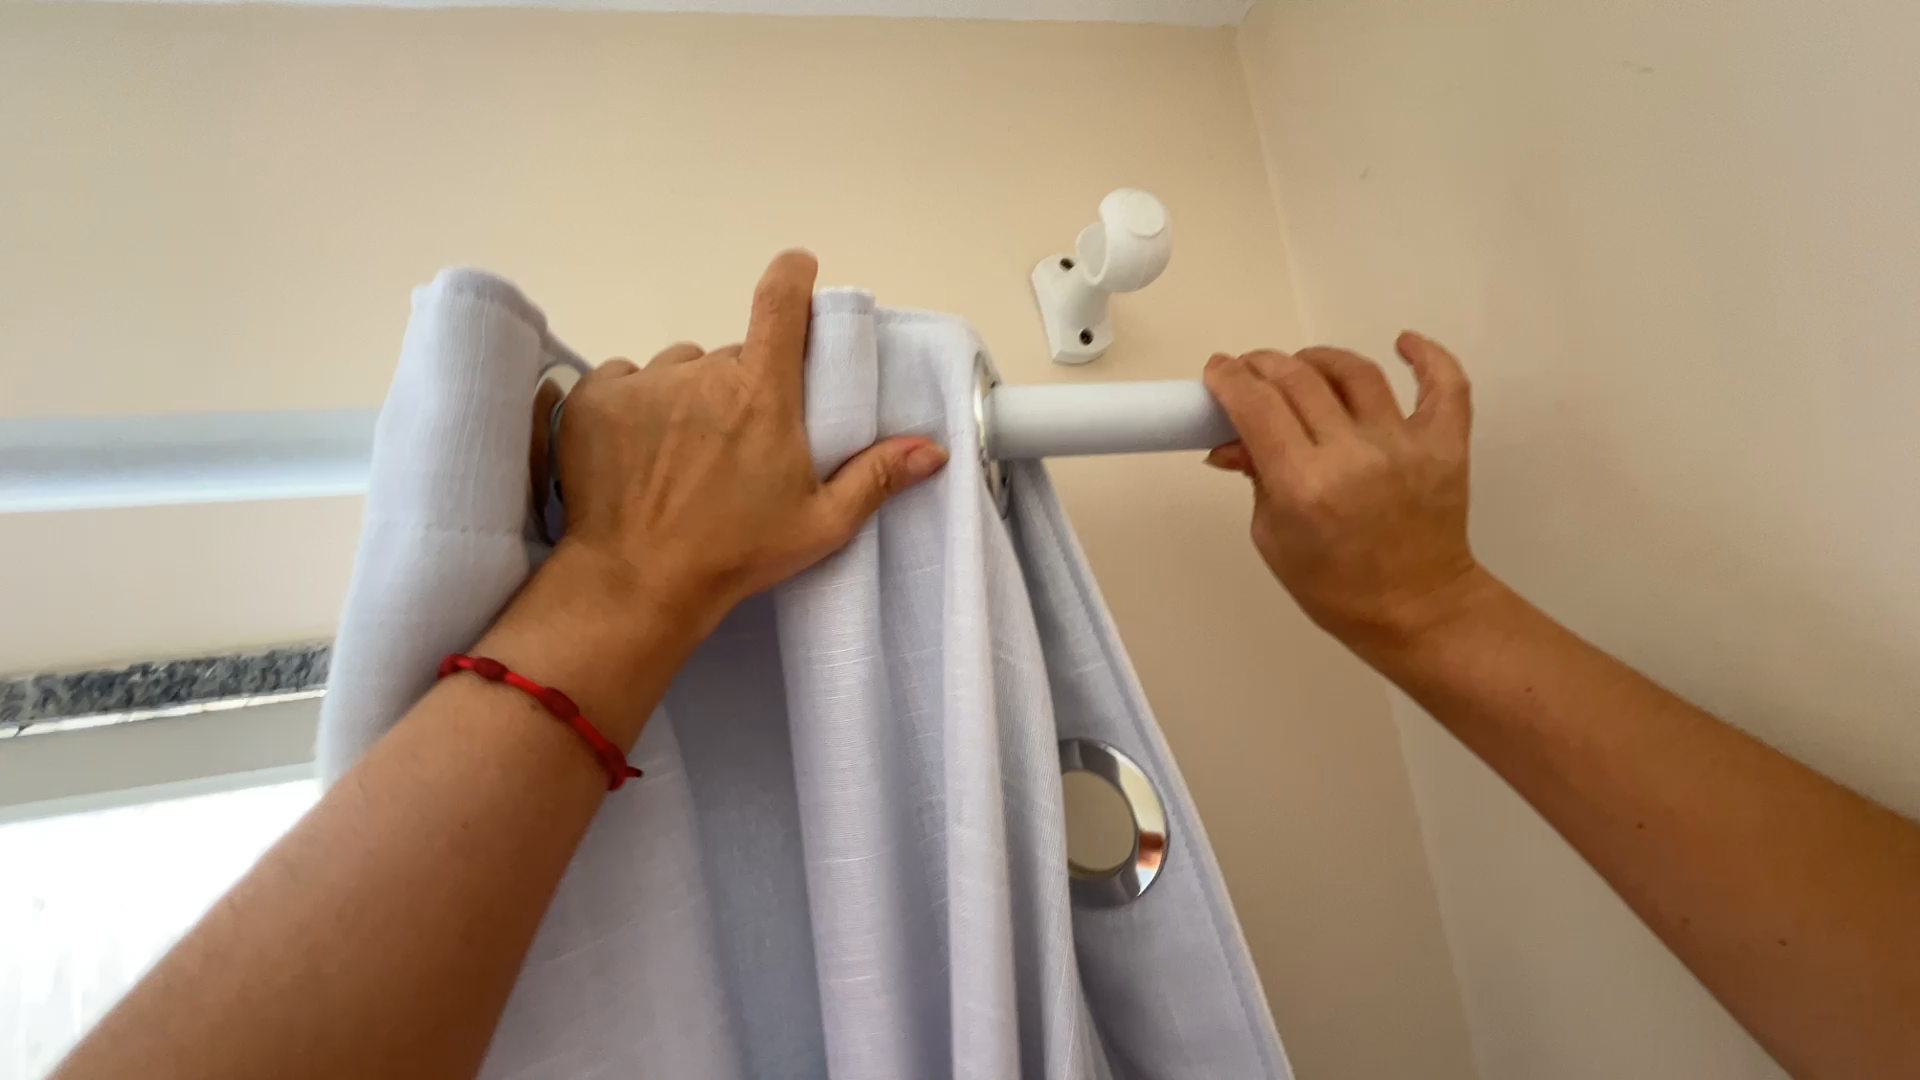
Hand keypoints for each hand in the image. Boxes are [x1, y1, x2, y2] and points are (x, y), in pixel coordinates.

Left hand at [533, 250, 948, 640]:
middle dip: (742, 386)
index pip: (781, 304)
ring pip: (679, 369)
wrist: (639, 582)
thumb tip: (934, 449)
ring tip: (685, 454)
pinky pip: (627, 380)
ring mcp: (643, 383)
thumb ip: (878, 477)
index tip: (800, 268)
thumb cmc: (739, 553)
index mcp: (762, 394)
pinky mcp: (594, 399)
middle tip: (739, 444)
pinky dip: (638, 405)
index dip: (793, 276)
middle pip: (731, 356)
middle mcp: (702, 374)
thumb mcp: (822, 524)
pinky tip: (640, 450)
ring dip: (689, 396)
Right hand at [1201, 333, 1493, 654]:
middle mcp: (1352, 455)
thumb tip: (1232, 440)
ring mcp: (1405, 445)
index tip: (1216, 369)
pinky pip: (1445, 384)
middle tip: (1247, 368)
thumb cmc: (1329, 585)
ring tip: (1299, 365)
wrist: (1414, 610)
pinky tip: (1404, 342)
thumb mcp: (1270, 535)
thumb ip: (1255, 477)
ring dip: (1317, 358)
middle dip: (1262, 365)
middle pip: (1298, 381)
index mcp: (1303, 485)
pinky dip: (1426, 355)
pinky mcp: (1447, 444)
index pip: (1256, 407)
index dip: (1229, 379)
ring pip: (1355, 372)